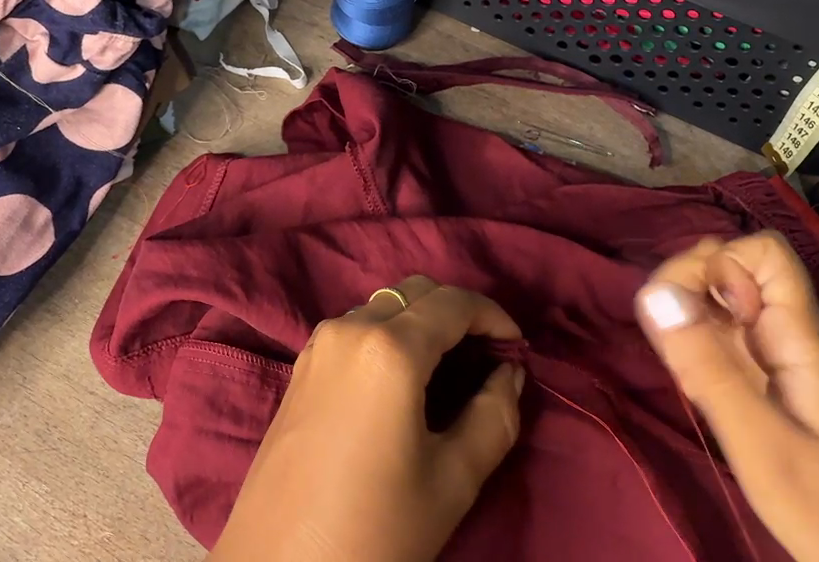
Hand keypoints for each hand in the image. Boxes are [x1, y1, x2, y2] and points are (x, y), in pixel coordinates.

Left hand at [210, 277, 524, 561]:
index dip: (494, 318)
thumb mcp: (452, 480)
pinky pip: (356, 328)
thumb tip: (509, 374)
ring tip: (450, 372)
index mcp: (389, 348)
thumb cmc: (376, 528)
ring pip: (384, 305)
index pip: (454, 303)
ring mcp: (318, 344)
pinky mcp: (300, 366)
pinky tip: (405, 382)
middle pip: (417, 292)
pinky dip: (389, 335)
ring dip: (422, 322)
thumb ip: (494, 416)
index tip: (517, 350)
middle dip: (459, 314)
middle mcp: (350, 328)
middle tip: (488, 359)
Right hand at [636, 232, 818, 561]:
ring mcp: (784, 356)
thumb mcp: (762, 443)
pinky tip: (699, 388)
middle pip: (735, 267)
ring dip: (692, 322)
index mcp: (801, 331)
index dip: (721, 264)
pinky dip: (702, 349)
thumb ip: (706, 365)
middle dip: (693, 289)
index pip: (761, 250)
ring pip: (726, 302)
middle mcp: (793, 330)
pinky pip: (728, 338)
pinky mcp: (775, 384)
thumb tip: (653, 292)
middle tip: (681, 347)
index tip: (704, 314)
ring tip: (688, 373)